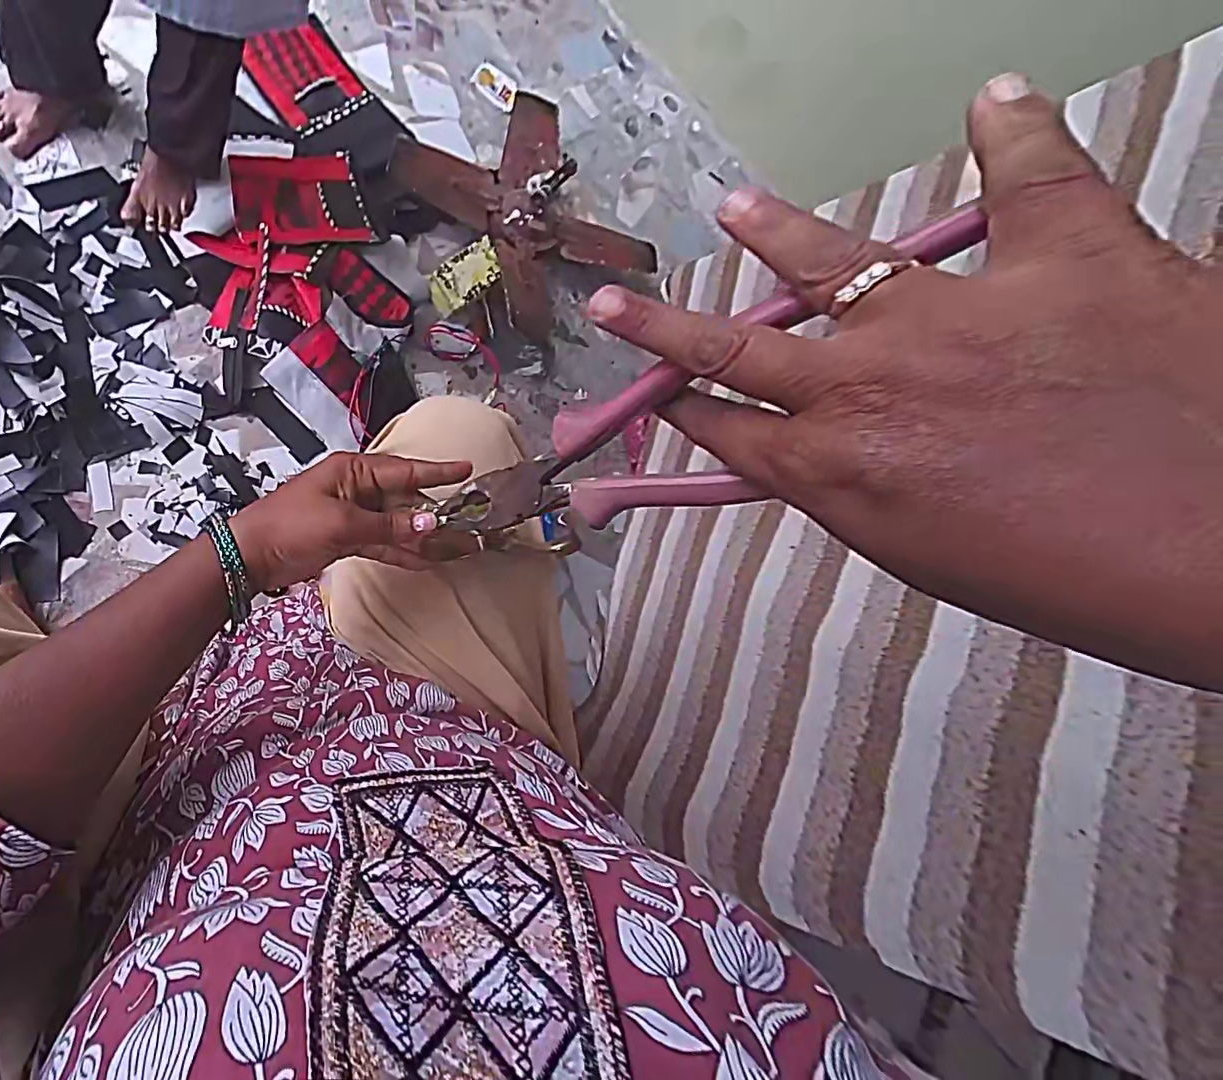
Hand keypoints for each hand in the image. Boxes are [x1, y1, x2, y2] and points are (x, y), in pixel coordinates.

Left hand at [229, 453, 471, 591]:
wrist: (252, 555)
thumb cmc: (290, 525)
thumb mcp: (341, 523)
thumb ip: (388, 524)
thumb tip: (430, 523)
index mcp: (352, 471)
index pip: (403, 470)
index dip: (436, 472)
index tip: (466, 469)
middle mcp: (355, 489)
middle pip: (403, 500)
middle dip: (434, 514)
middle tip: (469, 526)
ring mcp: (351, 516)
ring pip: (396, 524)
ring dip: (423, 538)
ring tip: (458, 548)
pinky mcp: (346, 539)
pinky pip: (382, 542)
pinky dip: (401, 551)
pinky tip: (426, 560)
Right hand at [585, 73, 1222, 690]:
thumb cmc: (1052, 574)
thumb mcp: (899, 542)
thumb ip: (832, 481)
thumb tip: (793, 445)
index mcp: (822, 464)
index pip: (717, 426)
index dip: (680, 411)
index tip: (660, 401)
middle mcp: (861, 388)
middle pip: (728, 350)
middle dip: (656, 329)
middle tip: (611, 300)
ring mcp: (959, 321)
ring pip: (834, 267)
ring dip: (774, 235)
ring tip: (734, 206)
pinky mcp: (1078, 269)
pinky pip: (1037, 189)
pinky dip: (1014, 140)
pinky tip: (989, 100)